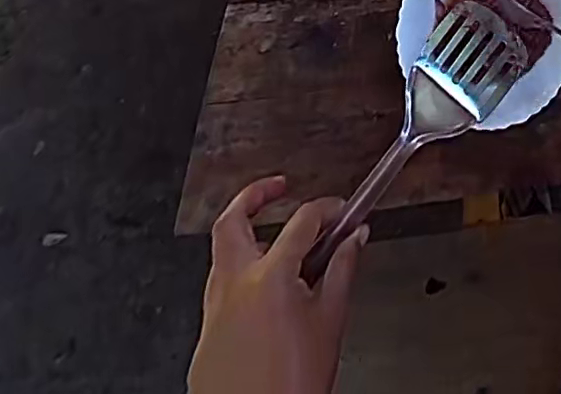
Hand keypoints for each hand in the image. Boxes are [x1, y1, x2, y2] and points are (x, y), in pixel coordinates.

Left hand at [188, 176, 366, 393]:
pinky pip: (221, 290)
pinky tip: (270, 291)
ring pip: (221, 256)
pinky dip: (244, 274)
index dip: (328, 209)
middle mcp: (233, 287)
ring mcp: (212, 313)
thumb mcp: (331, 321)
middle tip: (278, 186)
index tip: (344, 213)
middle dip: (254, 195)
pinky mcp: (206, 340)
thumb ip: (344, 269)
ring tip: (277, 237)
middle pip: (230, 222)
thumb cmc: (293, 386)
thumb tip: (355, 237)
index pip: (303, 220)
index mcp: (269, 277)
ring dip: (247, 236)